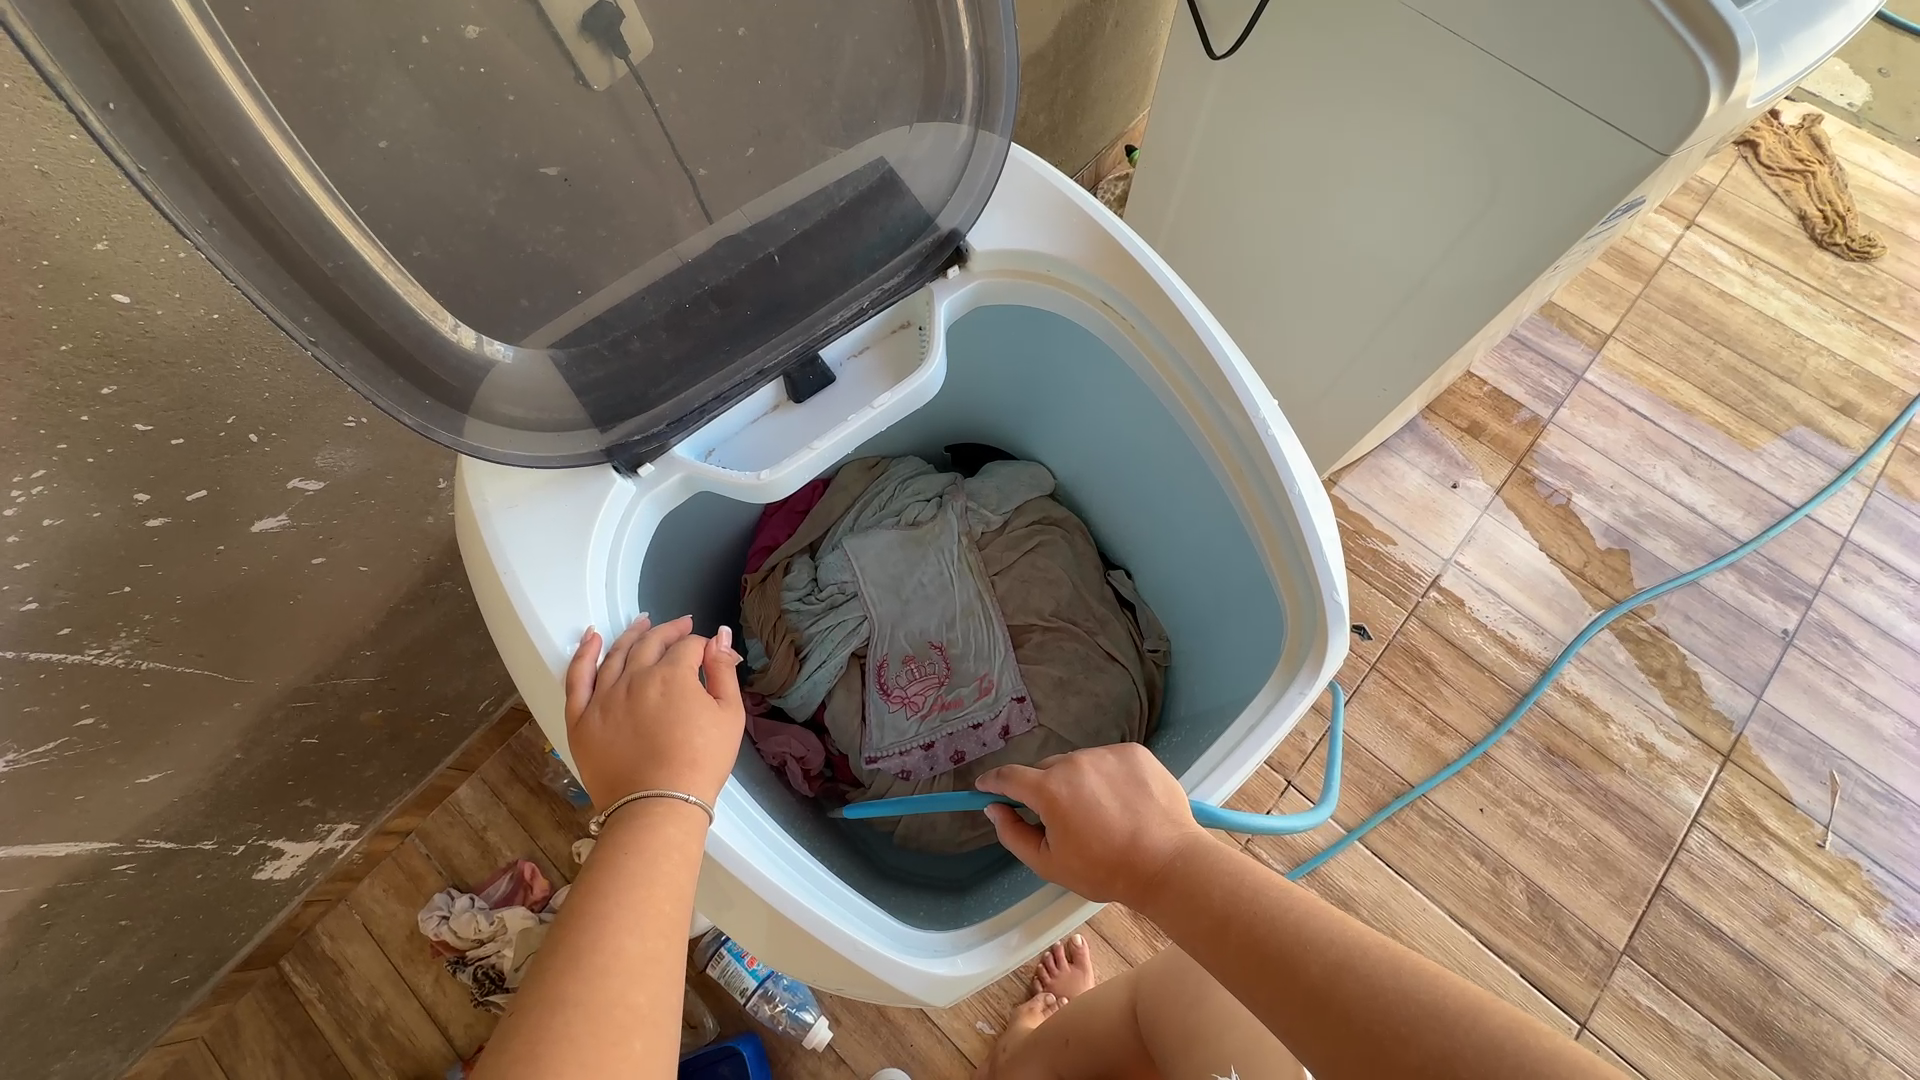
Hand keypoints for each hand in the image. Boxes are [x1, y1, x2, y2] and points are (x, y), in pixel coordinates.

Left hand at [564, 615, 745, 811]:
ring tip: (642, 622)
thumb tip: (719, 637)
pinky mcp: (581, 718)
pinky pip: (577, 678)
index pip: (688, 646)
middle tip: (681, 625)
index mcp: (673, 675)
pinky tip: (592, 637)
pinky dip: (584, 653)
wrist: (658, 807)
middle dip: (670, 630)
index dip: (702, 645)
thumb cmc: (701, 762)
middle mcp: (635, 677)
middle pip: (652, 642)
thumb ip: (723, 671)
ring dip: (632, 634)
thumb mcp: (729, 714)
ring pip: (617, 653)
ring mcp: (604, 696)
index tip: (710, 652)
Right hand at [976, 743, 1209, 906]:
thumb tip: (993, 808)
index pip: (1009, 777)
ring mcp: (1106, 753)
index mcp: (1049, 790)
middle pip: (1047, 770)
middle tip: (1062, 818)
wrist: (1168, 863)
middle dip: (1045, 789)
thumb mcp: (1049, 864)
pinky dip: (1108, 776)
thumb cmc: (1105, 870)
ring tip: (1101, 813)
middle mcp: (1074, 762)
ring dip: (1079, 782)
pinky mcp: (1134, 752)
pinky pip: (1108, 760)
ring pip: (1079, 764)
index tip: (986, 787)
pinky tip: (1123, 802)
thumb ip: (1013, 833)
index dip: (994, 782)